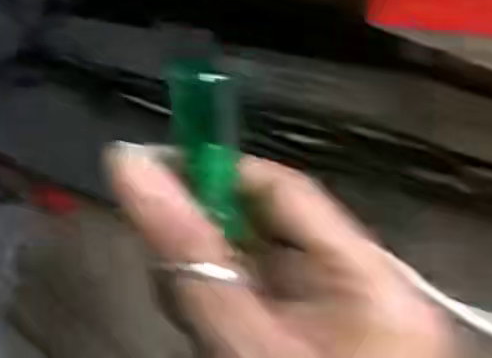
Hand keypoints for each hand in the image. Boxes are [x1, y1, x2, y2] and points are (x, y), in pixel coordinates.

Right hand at [107, 144, 454, 357]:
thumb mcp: (240, 337)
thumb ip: (183, 244)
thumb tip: (123, 154)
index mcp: (368, 280)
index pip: (275, 185)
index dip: (208, 169)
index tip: (141, 174)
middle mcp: (354, 288)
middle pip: (253, 219)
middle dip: (192, 230)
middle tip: (154, 252)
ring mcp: (329, 317)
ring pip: (237, 253)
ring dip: (192, 265)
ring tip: (179, 306)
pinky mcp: (300, 337)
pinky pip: (239, 287)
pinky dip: (202, 293)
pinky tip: (192, 322)